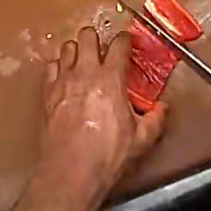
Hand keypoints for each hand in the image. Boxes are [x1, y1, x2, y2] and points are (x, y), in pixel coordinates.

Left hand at [38, 27, 167, 203]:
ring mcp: (62, 82)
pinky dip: (58, 67)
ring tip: (83, 60)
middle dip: (96, 38)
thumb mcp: (141, 140)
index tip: (128, 42)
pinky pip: (50, 67)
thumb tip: (163, 108)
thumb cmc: (106, 156)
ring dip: (76, 50)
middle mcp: (85, 73)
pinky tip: (64, 76)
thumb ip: (155, 119)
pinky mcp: (47, 95)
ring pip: (66, 48)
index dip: (125, 39)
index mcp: (110, 79)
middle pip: (87, 36)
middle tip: (103, 50)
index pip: (119, 44)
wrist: (70, 174)